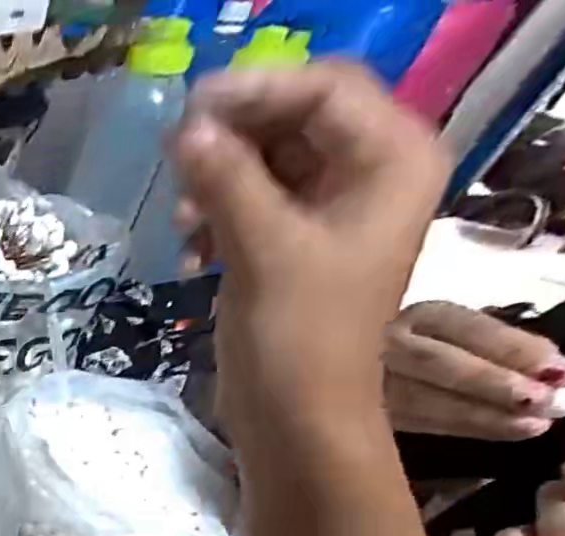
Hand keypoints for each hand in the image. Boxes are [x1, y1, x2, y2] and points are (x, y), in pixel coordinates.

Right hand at [169, 63, 448, 440]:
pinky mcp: (291, 246)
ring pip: (265, 166)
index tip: (186, 108)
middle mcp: (366, 174)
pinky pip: (251, 206)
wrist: (296, 416)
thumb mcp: (263, 251)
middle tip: (174, 163)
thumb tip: (184, 129)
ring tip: (181, 222)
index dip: (256, 90)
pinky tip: (191, 253)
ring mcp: (327, 213)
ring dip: (216, 185)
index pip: (324, 90)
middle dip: (231, 141)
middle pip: (293, 123)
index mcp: (390, 160)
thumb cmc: (298, 335)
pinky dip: (216, 220)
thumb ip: (225, 182)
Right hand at [383, 302, 564, 439]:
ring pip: (418, 398)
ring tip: (530, 425)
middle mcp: (386, 343)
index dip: (514, 349)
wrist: (373, 374)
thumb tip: (556, 375)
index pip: (467, 329)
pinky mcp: (363, 410)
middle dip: (492, 383)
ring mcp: (365, 379)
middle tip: (541, 402)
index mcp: (420, 316)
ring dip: (478, 414)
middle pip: (436, 362)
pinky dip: (458, 428)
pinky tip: (500, 431)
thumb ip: (501, 349)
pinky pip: (410, 420)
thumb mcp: (465, 336)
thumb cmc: (436, 350)